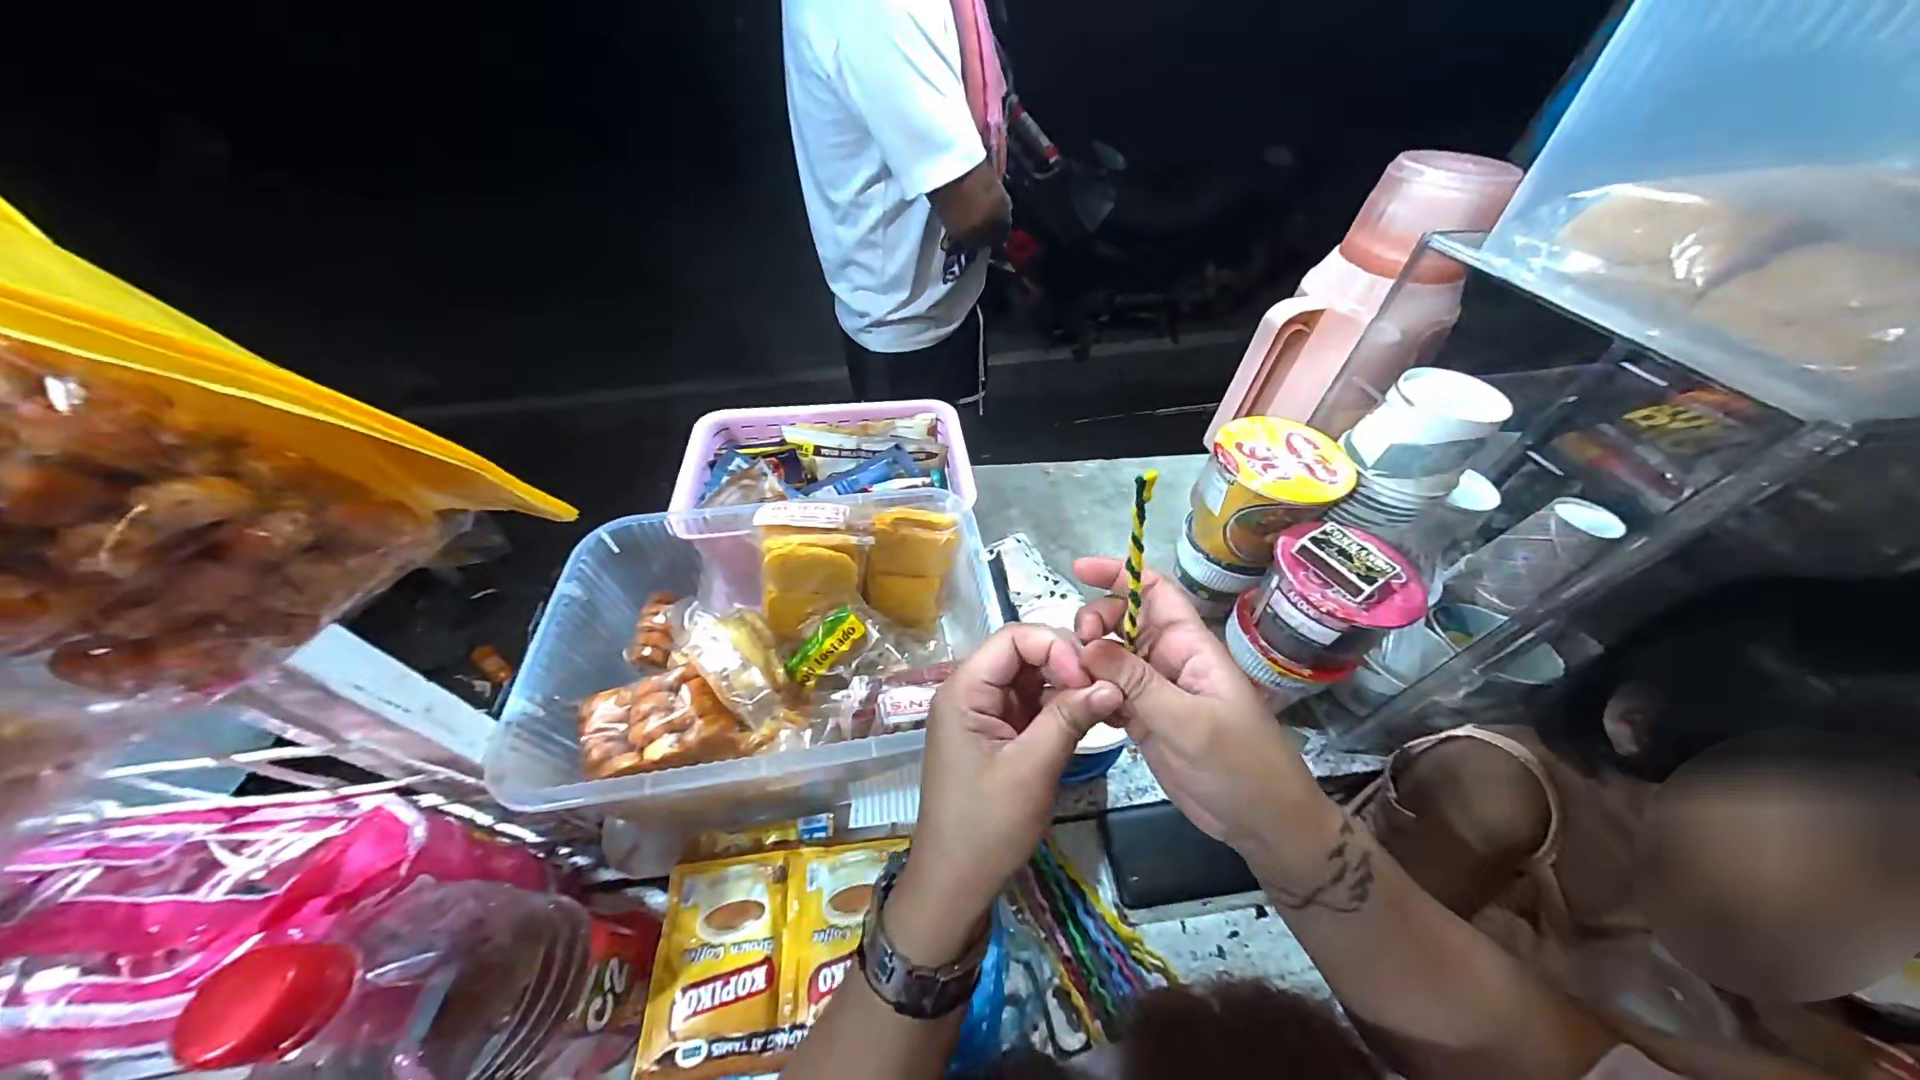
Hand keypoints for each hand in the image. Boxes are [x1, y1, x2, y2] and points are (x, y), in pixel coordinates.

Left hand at [891, 623, 1121, 963]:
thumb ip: (1069, 719)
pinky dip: (1060, 707)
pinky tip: (1090, 716)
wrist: (955, 880)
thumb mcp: (1031, 769)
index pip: (1013, 638)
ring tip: (1106, 702)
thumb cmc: (986, 825)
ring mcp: (985, 712)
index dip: (1054, 647)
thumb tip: (1113, 685)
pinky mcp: (998, 732)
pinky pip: (1032, 704)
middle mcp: (971, 692)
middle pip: (1023, 654)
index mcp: (964, 690)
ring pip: (1032, 678)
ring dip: (1068, 685)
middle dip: (1066, 664)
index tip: (1088, 678)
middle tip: (1106, 689)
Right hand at [1072, 556, 1321, 860]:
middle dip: (1095, 623)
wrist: (1261, 822)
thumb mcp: (1189, 721)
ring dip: (1087, 660)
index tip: (1080, 569)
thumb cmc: (1240, 764)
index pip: (1155, 592)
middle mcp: (1169, 659)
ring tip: (1070, 678)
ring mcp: (1154, 689)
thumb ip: (1138, 682)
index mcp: (1190, 646)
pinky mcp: (1143, 717)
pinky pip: (1109, 690)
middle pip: (1123, 622)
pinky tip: (1075, 701)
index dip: (1120, 574)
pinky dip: (1090, 690)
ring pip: (1110, 656)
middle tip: (1076, 649)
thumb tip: (1088, 645)